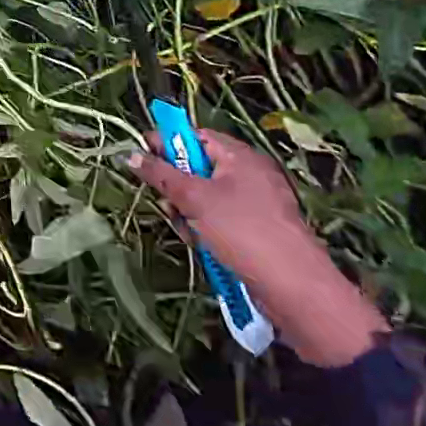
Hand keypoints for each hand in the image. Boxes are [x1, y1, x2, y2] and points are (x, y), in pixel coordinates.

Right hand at [126, 128, 387, 366]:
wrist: (295, 289)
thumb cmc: (243, 231)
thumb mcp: (193, 198)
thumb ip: (160, 174)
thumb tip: (130, 153)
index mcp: (239, 156)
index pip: (195, 136)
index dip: (167, 143)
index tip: (142, 156)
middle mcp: (250, 174)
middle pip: (198, 167)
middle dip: (176, 185)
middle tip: (167, 203)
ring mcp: (256, 203)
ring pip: (206, 196)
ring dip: (188, 210)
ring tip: (187, 229)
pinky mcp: (258, 230)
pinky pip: (220, 217)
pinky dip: (205, 226)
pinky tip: (201, 243)